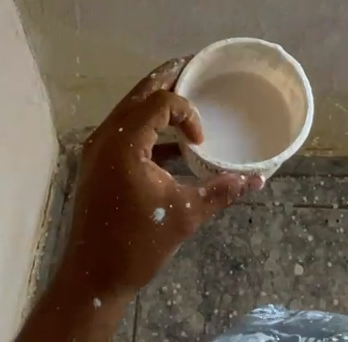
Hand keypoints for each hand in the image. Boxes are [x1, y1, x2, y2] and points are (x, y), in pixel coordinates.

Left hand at [56, 58, 262, 300]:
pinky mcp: (97, 163)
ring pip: (129, 109)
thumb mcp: (185, 216)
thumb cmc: (136, 244)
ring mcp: (97, 149)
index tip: (201, 139)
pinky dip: (147, 125)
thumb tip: (256, 179)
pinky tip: (170, 142)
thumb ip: (220, 192)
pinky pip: (124, 128)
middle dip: (168, 79)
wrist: (92, 280)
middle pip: (140, 93)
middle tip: (194, 67)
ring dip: (156, 100)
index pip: (160, 103)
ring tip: (184, 95)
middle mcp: (106, 137)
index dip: (187, 112)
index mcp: (125, 143)